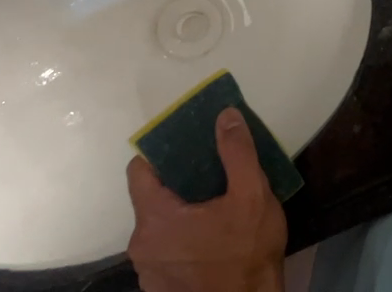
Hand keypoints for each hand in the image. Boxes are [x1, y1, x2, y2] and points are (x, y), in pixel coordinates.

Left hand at [126, 107, 286, 291]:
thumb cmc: (246, 250)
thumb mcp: (252, 193)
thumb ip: (237, 152)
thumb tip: (225, 116)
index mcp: (155, 219)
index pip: (139, 171)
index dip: (161, 152)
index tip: (190, 141)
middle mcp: (141, 245)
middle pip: (153, 197)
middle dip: (182, 178)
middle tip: (216, 167)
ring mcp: (148, 270)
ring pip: (162, 223)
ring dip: (185, 207)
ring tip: (220, 198)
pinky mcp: (160, 287)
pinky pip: (167, 246)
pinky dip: (185, 232)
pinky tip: (216, 232)